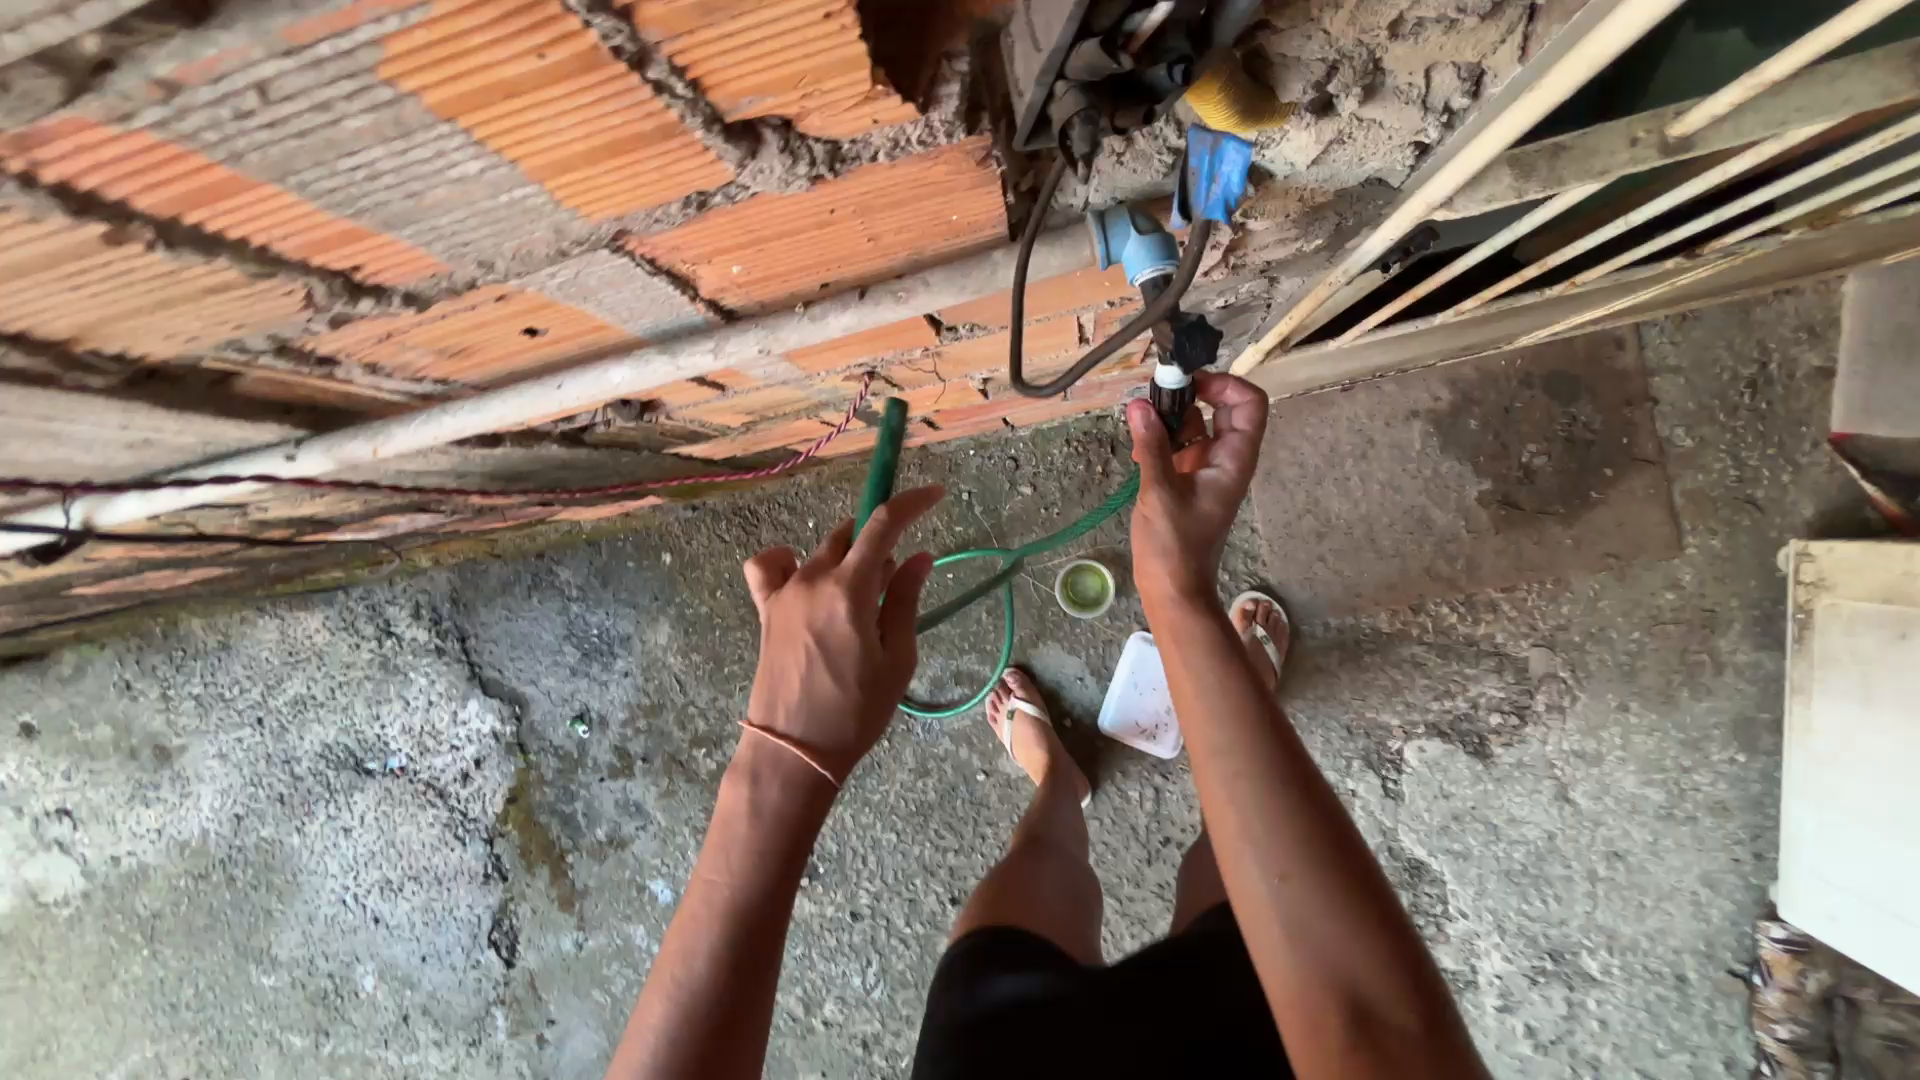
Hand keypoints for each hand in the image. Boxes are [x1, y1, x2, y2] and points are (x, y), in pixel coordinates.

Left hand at [739, 485, 943, 784]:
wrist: (793, 750)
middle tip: (897, 584)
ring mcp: (783, 592)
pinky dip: (790, 560)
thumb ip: (906, 600)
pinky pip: (769, 565)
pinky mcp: (765, 610)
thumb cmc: (856, 712)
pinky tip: (806, 579)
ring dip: (848, 558)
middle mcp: (812, 578)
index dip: (912, 502)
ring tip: (861, 598)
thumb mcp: (897, 659)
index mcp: (850, 589)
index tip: (935, 494)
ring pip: (821, 550)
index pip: (883, 524)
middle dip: (881, 543)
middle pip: (852, 535)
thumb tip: (919, 556)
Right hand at [1126, 372, 1268, 613]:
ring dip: (1170, 416)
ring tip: (1141, 419)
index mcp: (1233, 460)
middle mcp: (1225, 459)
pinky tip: (1138, 446)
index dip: (1225, 385)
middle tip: (1156, 394)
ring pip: (1197, 425)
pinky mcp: (1186, 481)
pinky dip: (1161, 438)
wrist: (1173, 588)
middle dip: (1190, 395)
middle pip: (1222, 409)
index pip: (1250, 404)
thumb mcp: (1159, 492)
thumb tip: (1140, 404)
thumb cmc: (1173, 545)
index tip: (1188, 384)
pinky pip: (1180, 446)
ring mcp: (1206, 470)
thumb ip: (1151, 445)